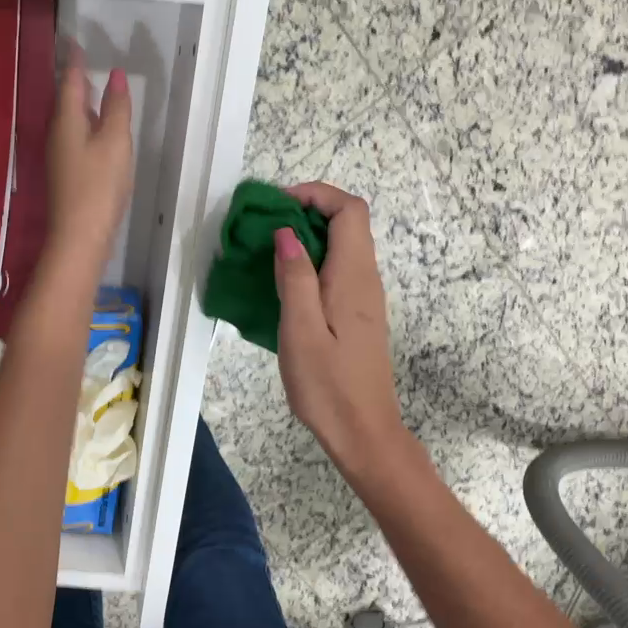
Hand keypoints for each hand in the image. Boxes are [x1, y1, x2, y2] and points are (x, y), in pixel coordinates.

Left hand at [45, 45, 133, 270]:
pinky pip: (73, 137)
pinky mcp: (66, 174)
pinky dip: (84, 125)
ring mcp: (59, 156)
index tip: (76, 42)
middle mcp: (57, 135)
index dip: (76, 62)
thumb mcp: (115, 142)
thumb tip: (116, 75)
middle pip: (65, 100)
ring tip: (91, 89)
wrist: (79, 237)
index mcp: (66, 121)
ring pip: (68, 120)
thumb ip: (117, 108)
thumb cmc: (98, 186)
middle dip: (74, 81)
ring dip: (79, 103)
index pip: (70, 82)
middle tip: (83, 62)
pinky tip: (94, 130)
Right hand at [272, 182, 408, 480]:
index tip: (278, 206)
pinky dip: (310, 263)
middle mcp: (365, 280)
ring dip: (305, 239)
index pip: (350, 210)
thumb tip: (287, 233)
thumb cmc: (328, 385)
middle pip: (347, 224)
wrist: (363, 432)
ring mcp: (363, 299)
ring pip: (341, 247)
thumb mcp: (301, 330)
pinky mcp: (356, 316)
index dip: (317, 195)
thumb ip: (295, 277)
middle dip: (305, 212)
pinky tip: (281, 286)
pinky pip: (336, 271)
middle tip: (263, 229)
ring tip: (265, 254)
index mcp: (353, 277)